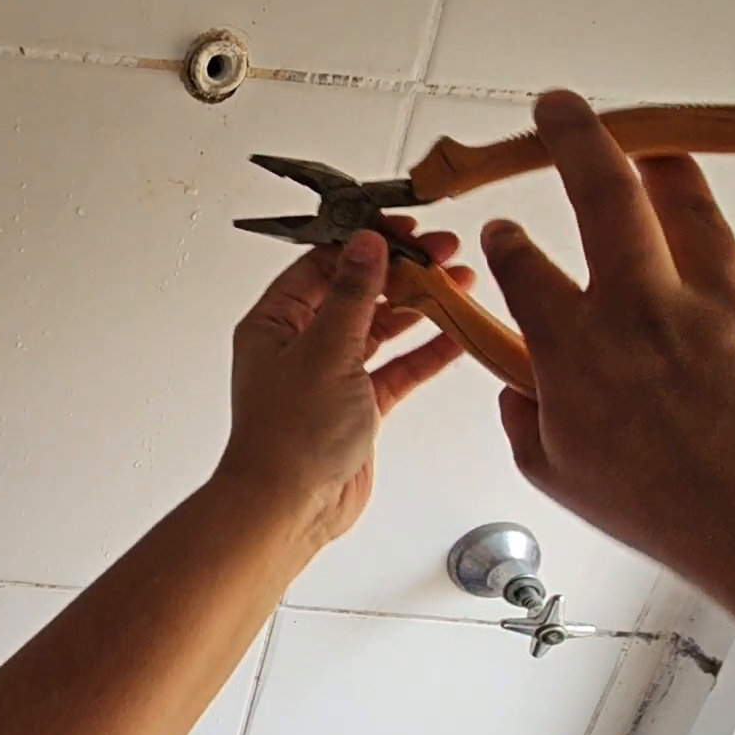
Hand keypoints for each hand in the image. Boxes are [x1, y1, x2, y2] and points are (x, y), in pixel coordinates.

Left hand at [219, 218, 471, 544]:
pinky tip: (458, 333)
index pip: (319, 266)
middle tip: (444, 251)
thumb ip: (351, 295)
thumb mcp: (325, 351)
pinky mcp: (356, 403)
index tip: (403, 230)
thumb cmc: (290, 433)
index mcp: (273, 322)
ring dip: (417, 306)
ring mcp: (328, 372)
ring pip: (377, 327)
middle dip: (397, 271)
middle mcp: (298, 343)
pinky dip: (424, 351)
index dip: (361, 245)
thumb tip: (366, 244)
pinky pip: (394, 368)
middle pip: (352, 292)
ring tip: (460, 280)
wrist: (291, 504)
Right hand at [482, 91, 734, 592]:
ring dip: (666, 166)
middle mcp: (645, 313)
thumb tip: (521, 394)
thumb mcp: (559, 472)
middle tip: (559, 108)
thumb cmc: (675, 516)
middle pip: (604, 200)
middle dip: (576, 142)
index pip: (523, 269)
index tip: (501, 236)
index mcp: (577, 352)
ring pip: (691, 209)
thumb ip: (526, 419)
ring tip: (651, 142)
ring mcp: (723, 309)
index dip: (505, 244)